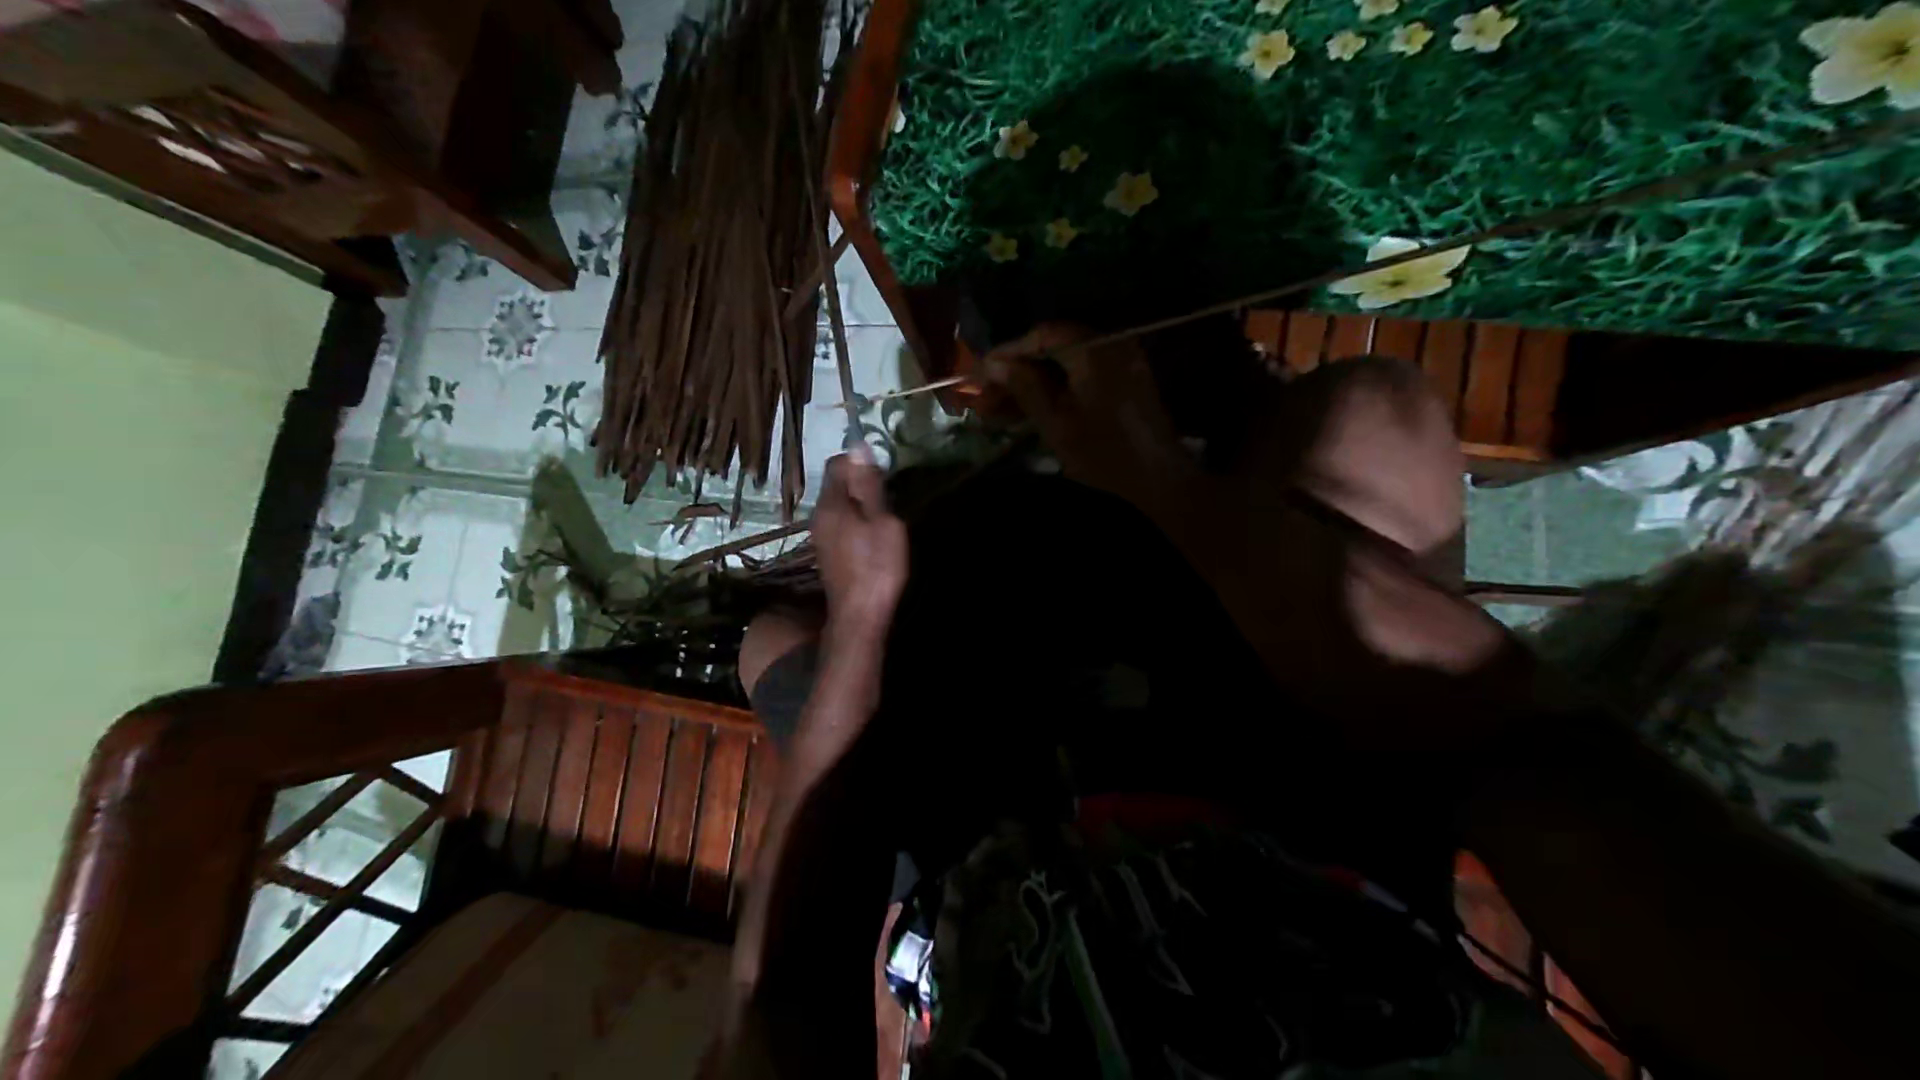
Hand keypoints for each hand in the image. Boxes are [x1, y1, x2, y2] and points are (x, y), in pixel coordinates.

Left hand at [813, 446, 907, 640]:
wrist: (859, 615)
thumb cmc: (877, 565)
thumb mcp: (882, 520)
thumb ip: (868, 485)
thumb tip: (857, 446)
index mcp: (830, 503)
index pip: (837, 463)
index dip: (860, 461)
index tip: (884, 475)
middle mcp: (818, 514)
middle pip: (837, 483)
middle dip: (860, 482)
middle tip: (888, 497)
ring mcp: (820, 534)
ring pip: (839, 503)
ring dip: (859, 503)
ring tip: (883, 517)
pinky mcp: (826, 550)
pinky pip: (839, 521)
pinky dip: (855, 520)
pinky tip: (872, 536)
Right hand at [983, 324, 1211, 527]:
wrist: (1159, 479)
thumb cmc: (1105, 453)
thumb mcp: (1056, 422)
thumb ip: (1024, 387)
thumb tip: (993, 364)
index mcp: (1093, 350)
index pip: (1041, 336)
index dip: (1007, 354)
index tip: (980, 375)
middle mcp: (1108, 345)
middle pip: (1051, 349)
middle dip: (1016, 374)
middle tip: (985, 400)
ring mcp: (1119, 363)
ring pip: (1063, 366)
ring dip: (1031, 386)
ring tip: (998, 412)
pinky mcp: (1123, 382)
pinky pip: (1080, 377)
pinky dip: (1054, 391)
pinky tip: (1029, 412)